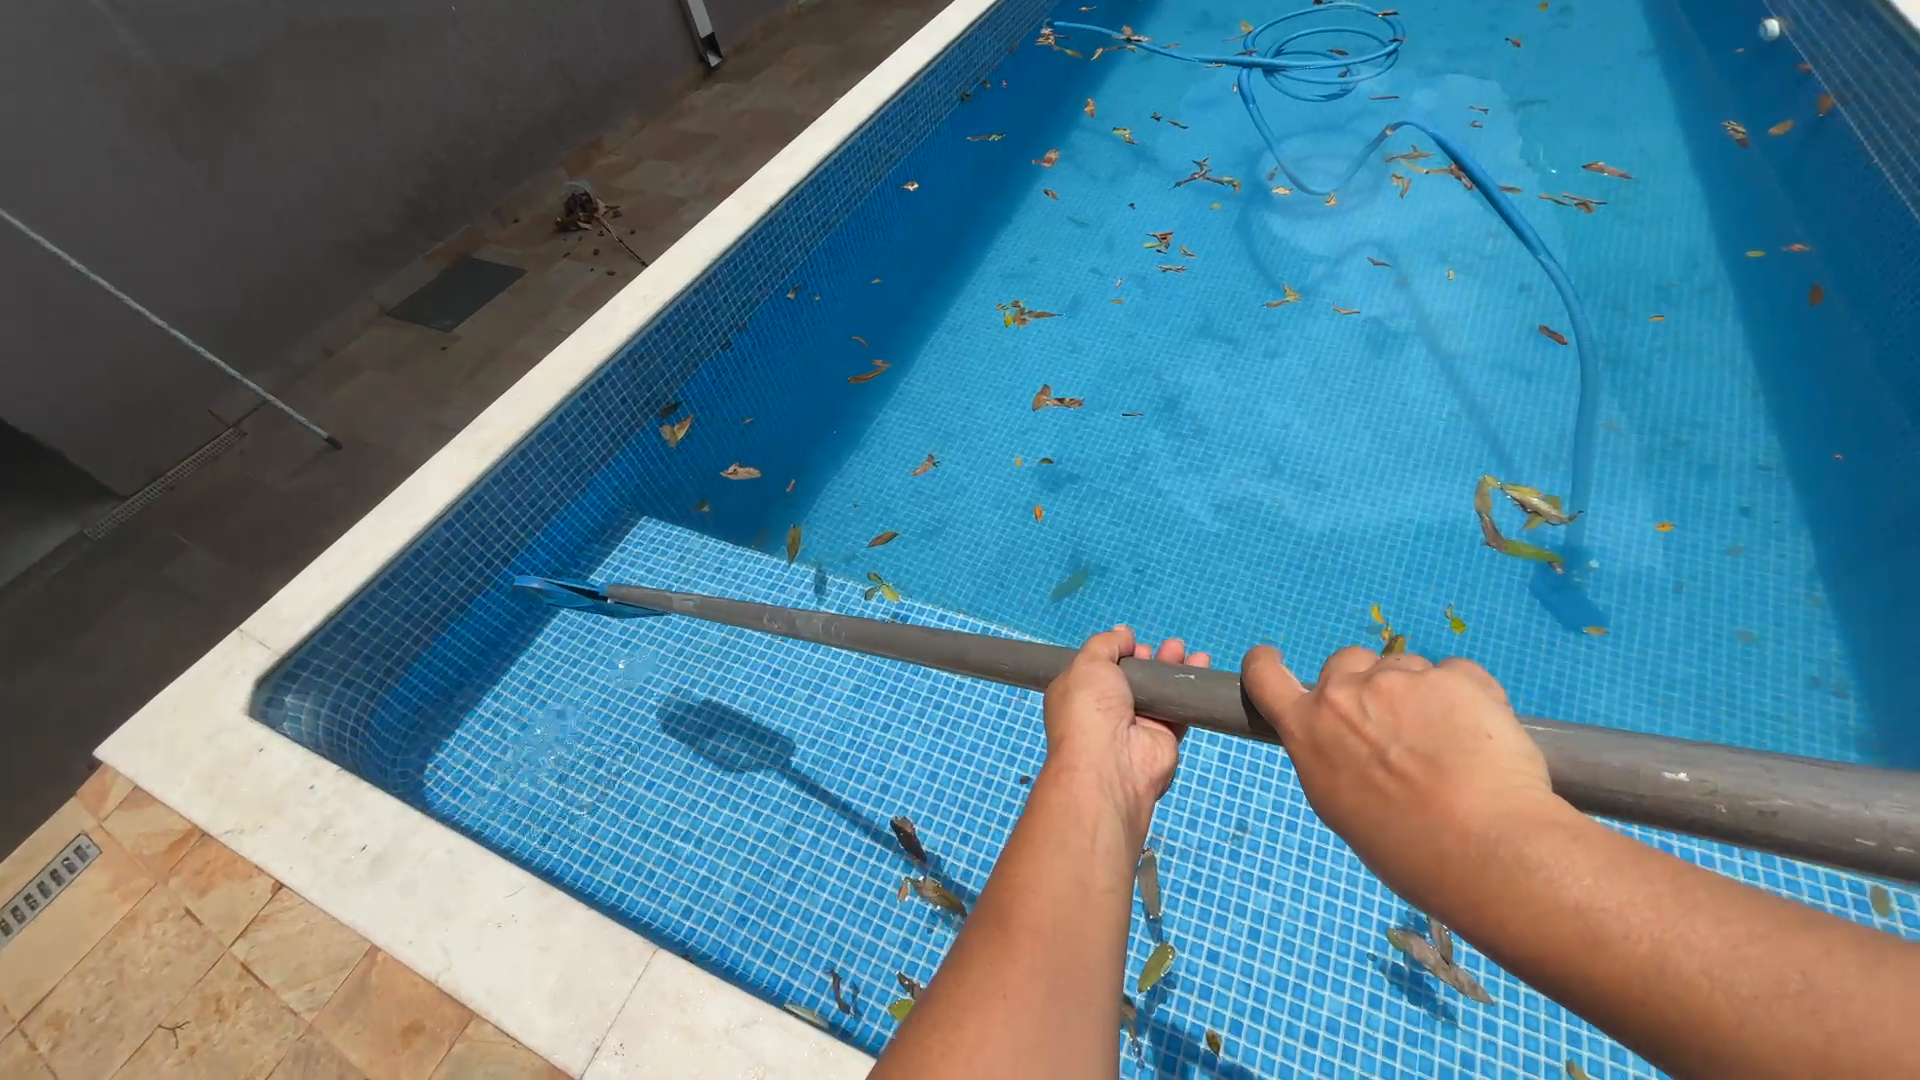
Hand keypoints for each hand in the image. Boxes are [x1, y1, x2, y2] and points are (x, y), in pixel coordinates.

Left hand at [1043, 626, 1209, 835]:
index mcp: (1078, 692)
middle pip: (1132, 677)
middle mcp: (1104, 709)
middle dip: (1148, 657)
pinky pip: (1178, 707)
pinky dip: (1189, 688)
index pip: (1099, 668)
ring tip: (1183, 649)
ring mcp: (1135, 724)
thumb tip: (1123, 632)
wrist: (1111, 764)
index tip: (1132, 641)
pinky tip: (1201, 666)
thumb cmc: (1090, 707)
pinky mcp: (1163, 736)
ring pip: (1157, 690)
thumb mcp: (1088, 663)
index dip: (1117, 652)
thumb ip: (1106, 644)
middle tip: (1166, 646)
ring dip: (1171, 667)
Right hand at [1241, 644, 1568, 920]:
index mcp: (1305, 729)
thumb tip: (1347, 742)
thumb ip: (1330, 754)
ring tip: (1453, 743)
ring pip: (1405, 667)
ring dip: (1421, 692)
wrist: (1487, 851)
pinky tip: (1483, 737)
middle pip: (1347, 662)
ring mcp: (1397, 680)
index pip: (1263, 675)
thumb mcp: (1339, 803)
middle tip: (1398, 726)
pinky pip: (1457, 674)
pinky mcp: (1453, 677)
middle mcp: (1343, 695)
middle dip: (1367, 684)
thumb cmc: (1406, 849)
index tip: (1274, 660)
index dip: (1266, 662)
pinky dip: (1469, 697)